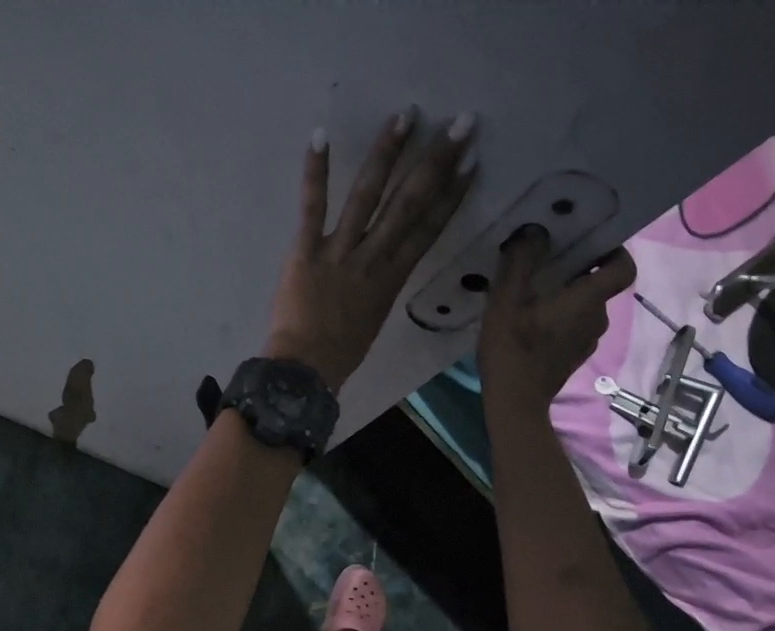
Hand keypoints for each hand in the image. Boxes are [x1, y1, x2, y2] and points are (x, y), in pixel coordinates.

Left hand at [263, 109, 478, 389]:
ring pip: (369, 195)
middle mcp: (374, 259)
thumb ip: (379, 287)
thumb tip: (384, 266)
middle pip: (410, 203)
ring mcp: (340, 253)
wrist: (304, 371)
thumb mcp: (373, 320)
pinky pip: (312, 207)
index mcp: (392, 278)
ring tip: (406, 115)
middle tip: (462, 122)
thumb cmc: (339, 354)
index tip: (471, 161)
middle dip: (437, 161)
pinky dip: (316, 172)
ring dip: (388, 152)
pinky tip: (321, 136)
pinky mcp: (306, 252)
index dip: (452, 193)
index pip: (429, 228)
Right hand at [476, 225, 635, 408]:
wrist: (515, 402)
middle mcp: (598, 318)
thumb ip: (522, 260)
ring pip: (583, 310)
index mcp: (589, 298)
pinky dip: (559, 323)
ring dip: (565, 301)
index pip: (623, 266)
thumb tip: (535, 231)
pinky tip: (531, 328)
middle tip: (546, 270)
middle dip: (577, 275)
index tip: (589, 245)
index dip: (613, 252)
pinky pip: (572, 330)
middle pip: (598, 287)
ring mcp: (587, 341)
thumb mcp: (507, 298)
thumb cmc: (513, 347)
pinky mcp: (573, 358)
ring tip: (533, 301)